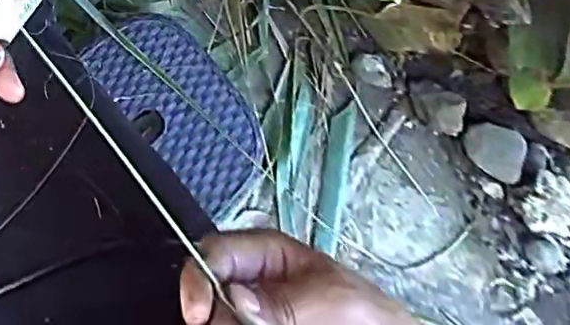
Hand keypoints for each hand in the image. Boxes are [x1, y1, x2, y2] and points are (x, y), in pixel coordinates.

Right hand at [178, 230, 415, 324]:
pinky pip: (239, 324)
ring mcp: (256, 313)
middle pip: (211, 293)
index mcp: (265, 255)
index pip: (215, 251)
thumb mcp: (334, 299)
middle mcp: (253, 286)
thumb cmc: (372, 314)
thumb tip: (235, 296)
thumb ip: (286, 300)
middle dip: (211, 313)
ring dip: (223, 322)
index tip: (196, 311)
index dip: (198, 275)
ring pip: (221, 317)